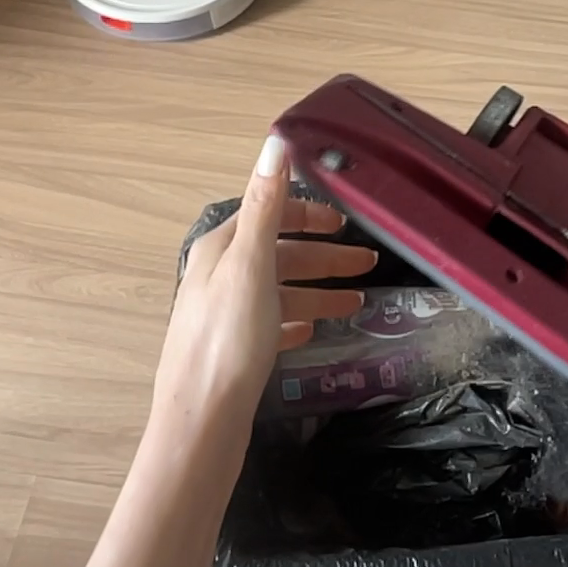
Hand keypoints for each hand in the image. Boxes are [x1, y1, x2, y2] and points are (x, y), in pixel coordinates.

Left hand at [152, 135, 377, 431]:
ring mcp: (224, 315)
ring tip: (356, 302)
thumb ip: (267, 204)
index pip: (267, 214)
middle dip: (322, 255)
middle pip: (278, 253)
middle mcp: (218, 276)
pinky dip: (296, 319)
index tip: (344, 222)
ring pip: (279, 290)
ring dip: (317, 290)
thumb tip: (276, 140)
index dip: (306, 213)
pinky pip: (272, 324)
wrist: (201, 426)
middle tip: (366, 265)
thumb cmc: (229, 340)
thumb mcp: (252, 263)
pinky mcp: (233, 352)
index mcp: (220, 249)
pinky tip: (315, 329)